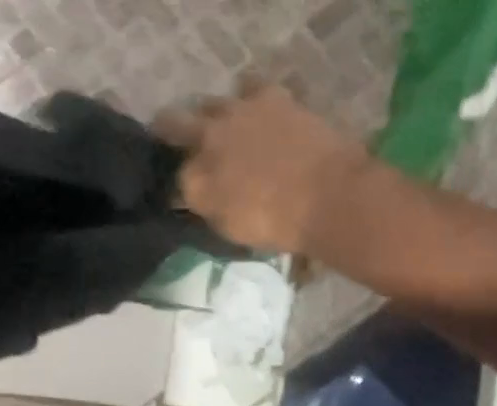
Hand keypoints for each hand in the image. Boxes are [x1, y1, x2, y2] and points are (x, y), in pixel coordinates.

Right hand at [159, 82, 371, 255]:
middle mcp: (206, 141)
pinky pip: (249, 86)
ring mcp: (236, 113)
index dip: (181, 182)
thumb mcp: (231, 228)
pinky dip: (249, 96)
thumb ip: (209, 206)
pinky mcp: (268, 96)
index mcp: (194, 181)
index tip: (188, 187)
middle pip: (172, 124)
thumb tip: (200, 195)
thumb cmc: (277, 225)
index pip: (175, 176)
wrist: (326, 195)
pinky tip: (256, 105)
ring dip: (210, 114)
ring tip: (223, 124)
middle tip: (173, 135)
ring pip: (209, 103)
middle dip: (169, 131)